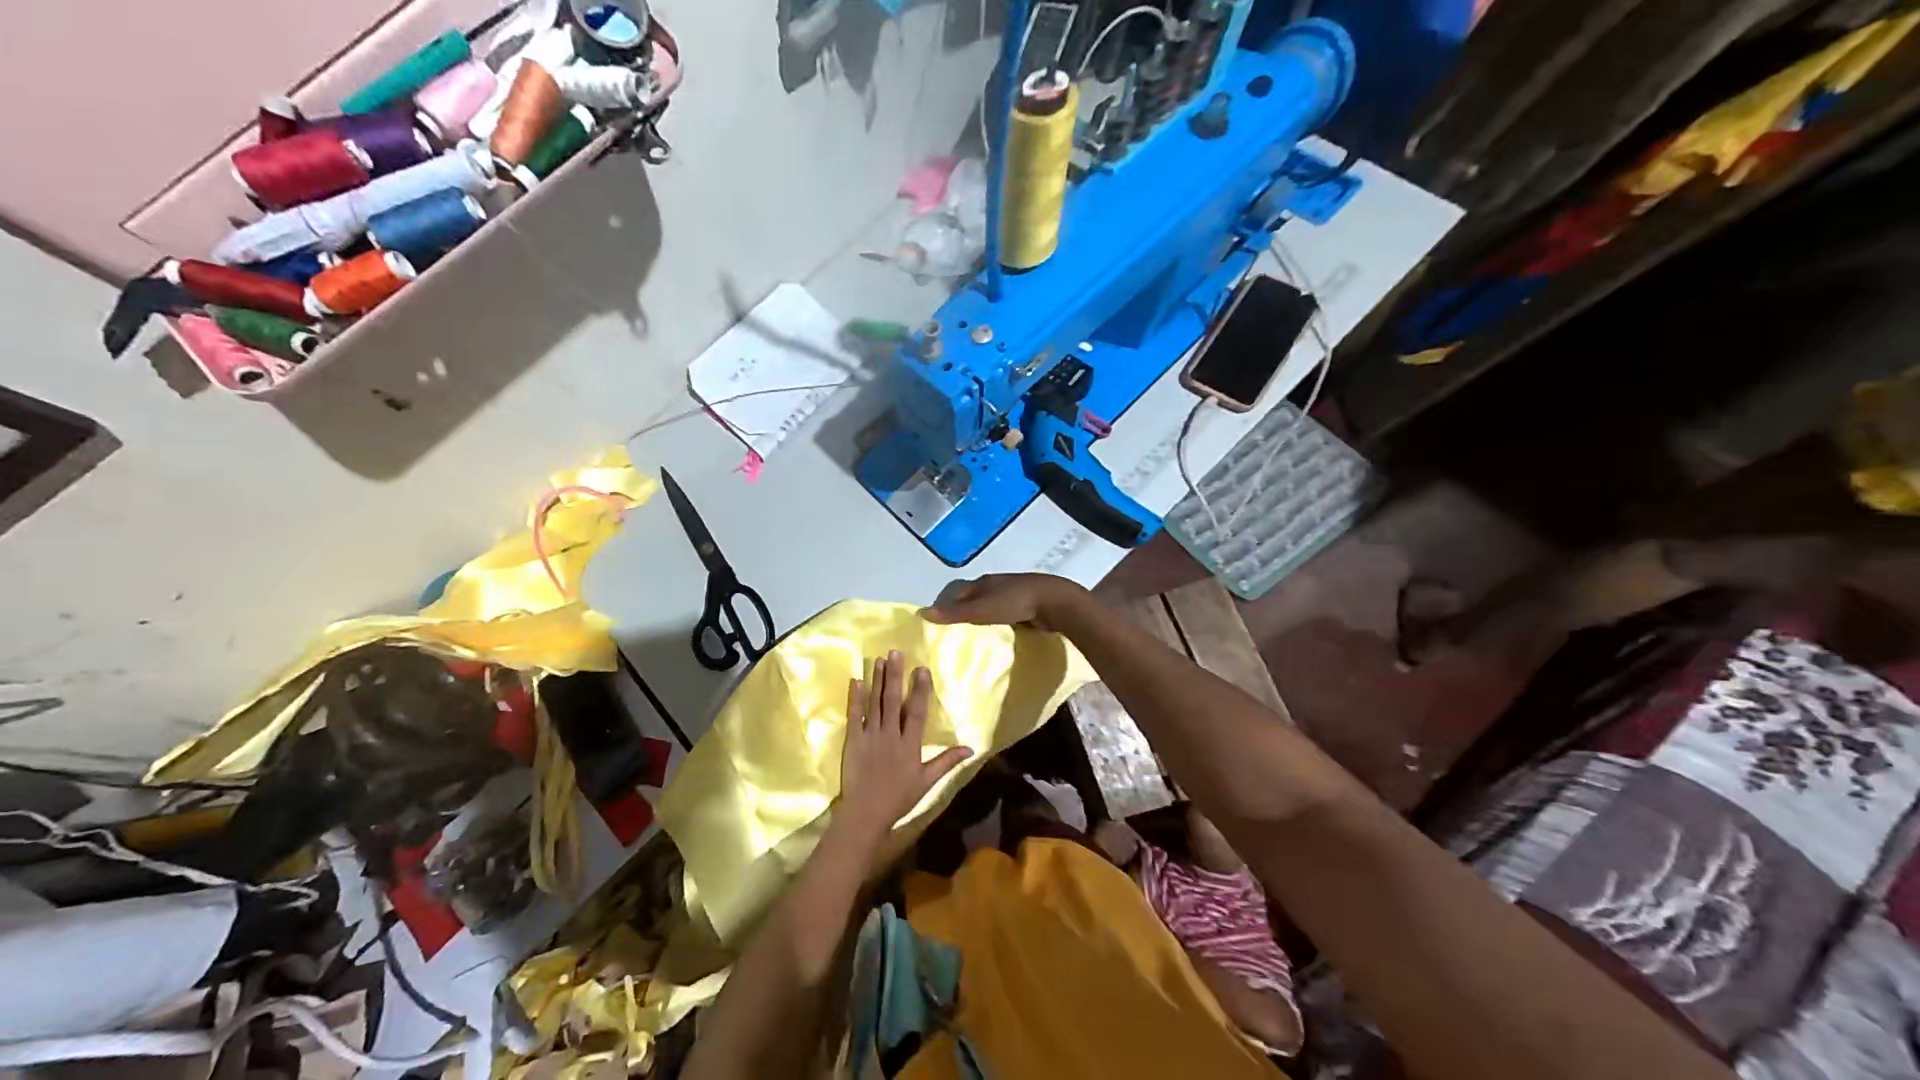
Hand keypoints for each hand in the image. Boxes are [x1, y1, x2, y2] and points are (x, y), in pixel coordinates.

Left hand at [839, 651, 973, 839]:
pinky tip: (856, 680)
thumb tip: (971, 749)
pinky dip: (855, 698)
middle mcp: (890, 735)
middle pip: (893, 700)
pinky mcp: (853, 741)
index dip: (919, 689)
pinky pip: (854, 716)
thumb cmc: (899, 798)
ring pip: (874, 703)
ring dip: (876, 680)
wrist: (866, 813)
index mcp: (909, 745)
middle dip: (894, 675)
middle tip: (896, 652)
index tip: (921, 669)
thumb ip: (947, 762)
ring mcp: (870, 736)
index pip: (916, 711)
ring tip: (879, 659)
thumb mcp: (927, 781)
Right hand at [921, 573, 1090, 631]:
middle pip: (975, 598)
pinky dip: (999, 624)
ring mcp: (1015, 595)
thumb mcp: (982, 609)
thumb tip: (924, 613)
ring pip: (992, 607)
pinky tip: (998, 636)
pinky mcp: (1028, 607)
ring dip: (983, 619)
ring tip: (974, 638)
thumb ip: (956, 613)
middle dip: (964, 612)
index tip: (938, 622)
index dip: (947, 605)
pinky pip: (1007, 616)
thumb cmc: (1016, 601)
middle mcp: (998, 585)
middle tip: (953, 634)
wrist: (1055, 602)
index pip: (959, 592)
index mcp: (984, 582)